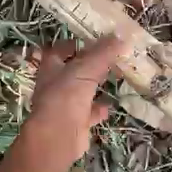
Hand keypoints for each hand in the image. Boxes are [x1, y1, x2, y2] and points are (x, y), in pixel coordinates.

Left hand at [19, 35, 125, 166]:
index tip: (91, 40)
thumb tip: (121, 36)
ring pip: (80, 93)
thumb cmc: (67, 95)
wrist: (59, 135)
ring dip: (94, 87)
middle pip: (71, 72)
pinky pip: (88, 113)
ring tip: (113, 79)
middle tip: (109, 59)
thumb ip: (103, 52)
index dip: (72, 44)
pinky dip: (98, 110)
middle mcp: (54, 86)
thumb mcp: (87, 68)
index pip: (58, 51)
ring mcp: (63, 106)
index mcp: (51, 68)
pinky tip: (109, 106)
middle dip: (88, 66)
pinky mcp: (74, 123)